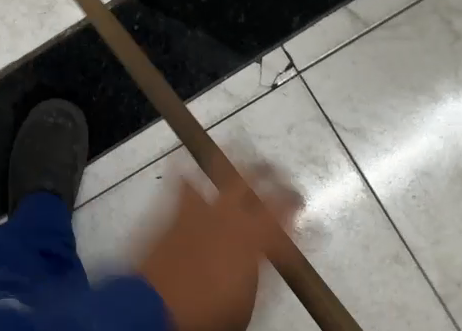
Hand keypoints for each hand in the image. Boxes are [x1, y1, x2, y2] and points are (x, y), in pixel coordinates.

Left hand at [134, 166, 301, 330]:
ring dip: (234, 162)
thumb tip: (260, 260)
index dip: (297, 209)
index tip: (303, 205)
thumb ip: (256, 273)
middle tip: (279, 172)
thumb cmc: (208, 315)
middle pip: (258, 185)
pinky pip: (183, 183)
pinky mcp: (175, 210)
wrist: (158, 305)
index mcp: (255, 242)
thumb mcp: (246, 303)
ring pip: (223, 174)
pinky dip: (187, 174)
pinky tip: (185, 162)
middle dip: (272, 175)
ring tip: (240, 147)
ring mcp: (202, 210)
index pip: (285, 218)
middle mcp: (232, 218)